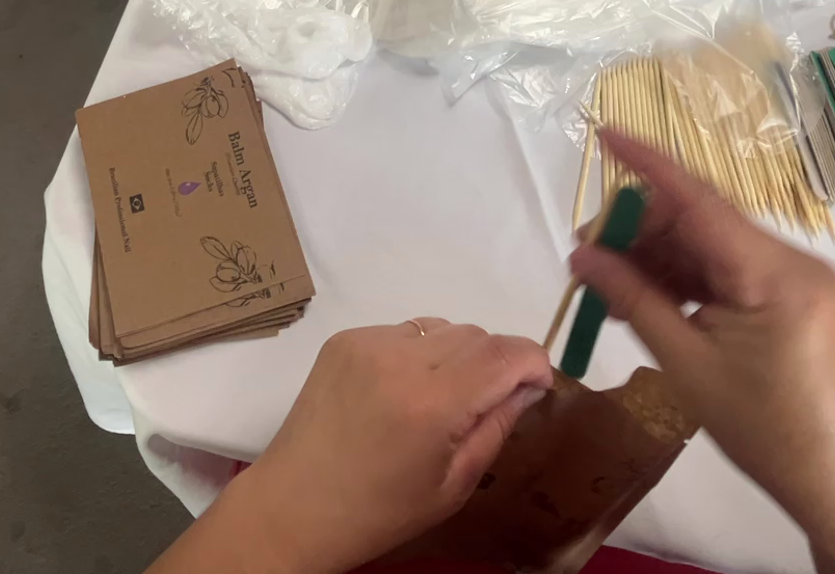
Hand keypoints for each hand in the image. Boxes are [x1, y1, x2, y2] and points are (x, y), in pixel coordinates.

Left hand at [148, 319, 551, 573]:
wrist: (297, 502)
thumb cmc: (382, 509)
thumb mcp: (454, 482)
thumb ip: (497, 425)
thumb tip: (529, 384)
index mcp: (432, 401)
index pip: (505, 353)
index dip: (532, 362)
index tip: (537, 385)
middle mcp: (400, 356)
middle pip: (475, 334)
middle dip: (495, 361)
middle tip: (484, 402)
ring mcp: (368, 341)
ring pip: (440, 326)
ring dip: (455, 353)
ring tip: (437, 397)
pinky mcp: (345, 337)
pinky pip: (402, 330)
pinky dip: (416, 351)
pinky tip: (399, 389)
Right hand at [572, 128, 834, 573]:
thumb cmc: (774, 434)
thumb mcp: (689, 365)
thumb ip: (633, 300)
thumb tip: (580, 256)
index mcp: (773, 272)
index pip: (698, 199)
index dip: (646, 163)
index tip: (603, 134)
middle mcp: (791, 262)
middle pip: (700, 222)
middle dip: (639, 231)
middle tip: (587, 257)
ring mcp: (798, 282)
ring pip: (711, 247)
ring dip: (658, 259)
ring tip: (609, 288)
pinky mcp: (796, 303)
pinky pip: (729, 273)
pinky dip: (686, 280)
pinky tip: (650, 301)